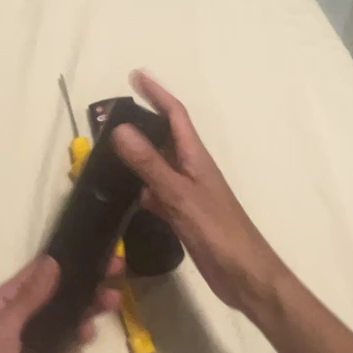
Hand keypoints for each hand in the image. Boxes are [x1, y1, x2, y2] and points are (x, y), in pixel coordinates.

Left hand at [0, 255, 121, 352]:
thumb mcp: (4, 327)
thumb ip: (30, 297)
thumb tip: (53, 262)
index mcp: (8, 300)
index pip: (40, 272)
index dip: (66, 259)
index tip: (95, 249)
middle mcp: (24, 314)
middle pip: (60, 292)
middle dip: (86, 282)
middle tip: (116, 270)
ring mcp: (38, 338)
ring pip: (69, 315)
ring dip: (89, 306)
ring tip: (111, 301)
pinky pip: (70, 341)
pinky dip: (82, 334)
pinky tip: (89, 332)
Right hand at [114, 70, 289, 317]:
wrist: (246, 276)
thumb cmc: (219, 231)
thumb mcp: (180, 195)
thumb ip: (151, 164)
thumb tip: (121, 130)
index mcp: (195, 157)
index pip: (175, 115)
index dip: (156, 93)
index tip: (135, 76)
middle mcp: (190, 169)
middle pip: (163, 137)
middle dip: (141, 121)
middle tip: (109, 115)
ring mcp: (187, 193)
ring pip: (157, 165)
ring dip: (136, 155)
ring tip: (107, 150)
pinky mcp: (182, 215)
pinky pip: (156, 193)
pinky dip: (139, 189)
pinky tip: (122, 195)